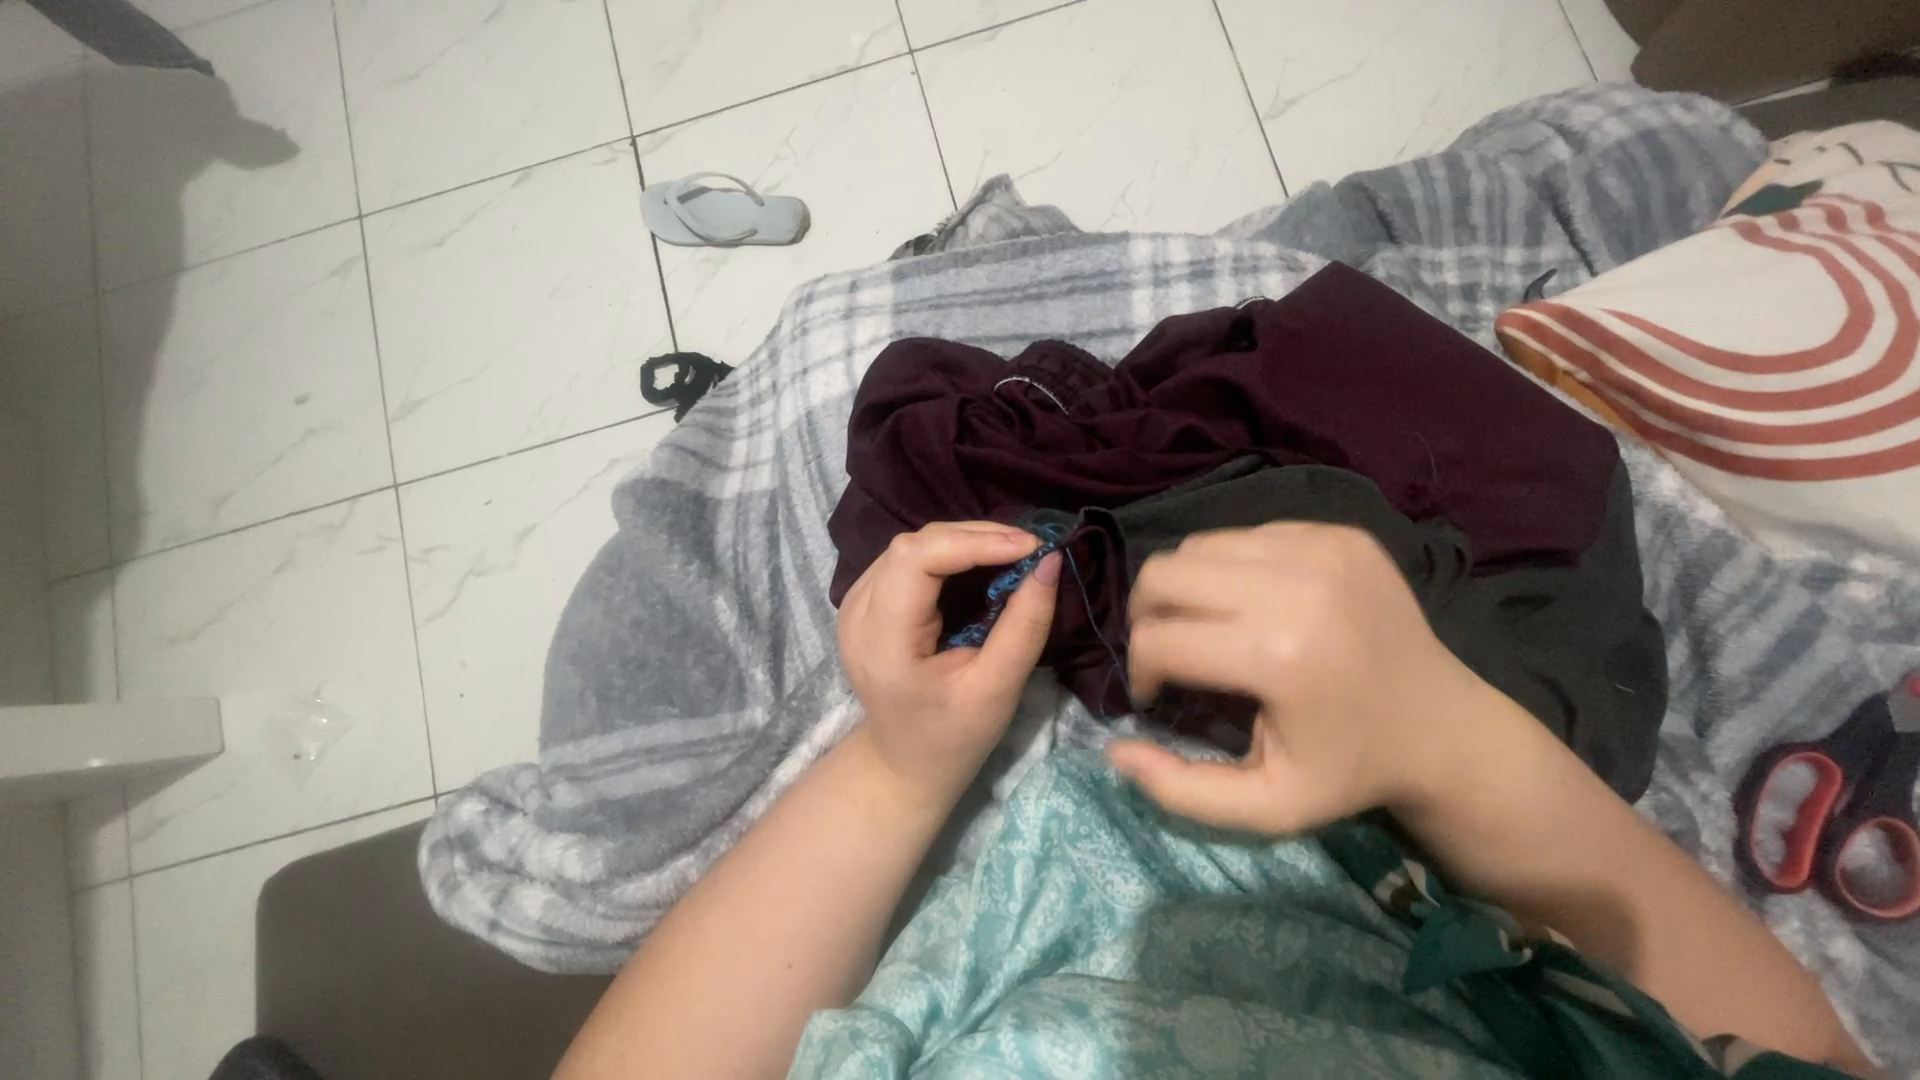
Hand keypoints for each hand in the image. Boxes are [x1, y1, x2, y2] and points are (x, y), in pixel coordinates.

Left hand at [837, 522, 1060, 804]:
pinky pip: (908, 559)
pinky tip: (982, 563)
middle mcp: (857, 613)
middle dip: (975, 537)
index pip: (916, 560)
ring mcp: (854, 604)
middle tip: (1029, 548)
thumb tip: (1050, 562)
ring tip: (1012, 553)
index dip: (974, 542)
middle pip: (913, 546)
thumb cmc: (953, 735)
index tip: (1030, 546)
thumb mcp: (997, 689)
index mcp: (882, 641)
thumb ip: (1024, 626)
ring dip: (964, 541)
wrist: (904, 762)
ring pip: (911, 546)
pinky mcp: (865, 601)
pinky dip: (949, 553)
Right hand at [1109, 522, 1502, 833]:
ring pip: (1195, 547)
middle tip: (1169, 652)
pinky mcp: (1337, 532)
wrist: (1444, 727)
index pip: (1157, 639)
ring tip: (1208, 627)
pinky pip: (1243, 537)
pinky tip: (1255, 607)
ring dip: (1184, 590)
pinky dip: (1229, 571)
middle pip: (1162, 575)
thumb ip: (1180, 790)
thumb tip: (1115, 750)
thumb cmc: (1347, 771)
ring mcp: (1321, 548)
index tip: (1159, 697)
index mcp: (1279, 656)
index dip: (1141, 673)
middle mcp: (1297, 586)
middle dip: (1147, 618)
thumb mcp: (1266, 807)